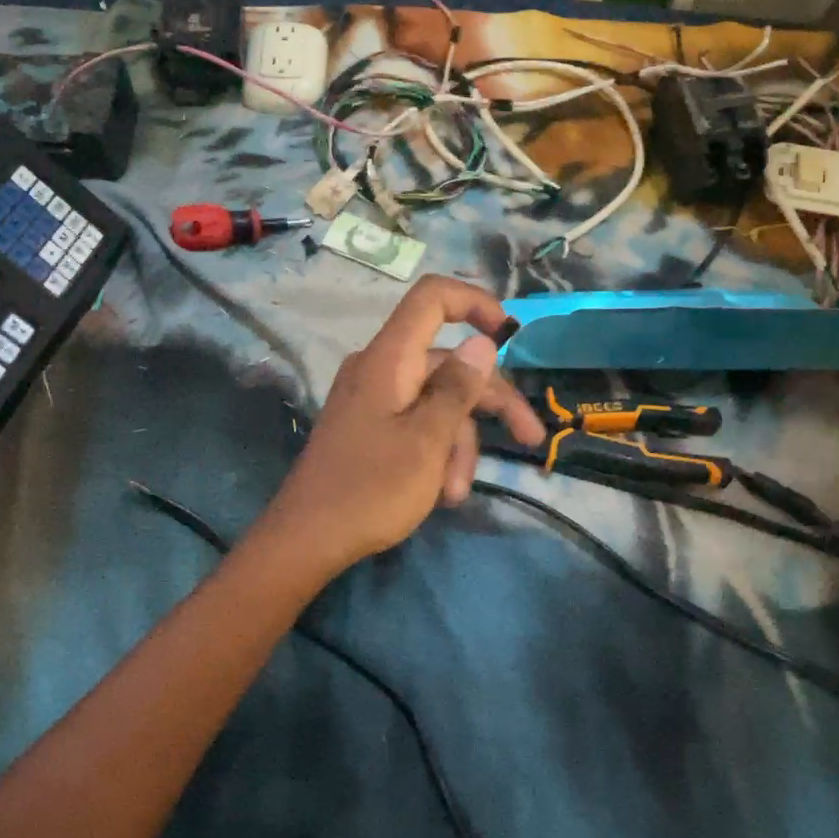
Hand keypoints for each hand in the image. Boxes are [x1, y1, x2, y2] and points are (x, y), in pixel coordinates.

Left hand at [252, 276, 546, 577]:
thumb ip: (457, 389)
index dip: (476, 304)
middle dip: (490, 402)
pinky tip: (441, 492)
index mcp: (389, 358)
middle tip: (530, 438)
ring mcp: (372, 398)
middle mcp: (379, 368)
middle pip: (447, 363)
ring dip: (458, 444)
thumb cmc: (371, 489)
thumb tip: (482, 342)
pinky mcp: (368, 427)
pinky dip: (435, 451)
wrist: (307, 538)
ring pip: (436, 401)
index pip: (432, 298)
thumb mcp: (427, 441)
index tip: (512, 335)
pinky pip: (414, 422)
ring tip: (456, 492)